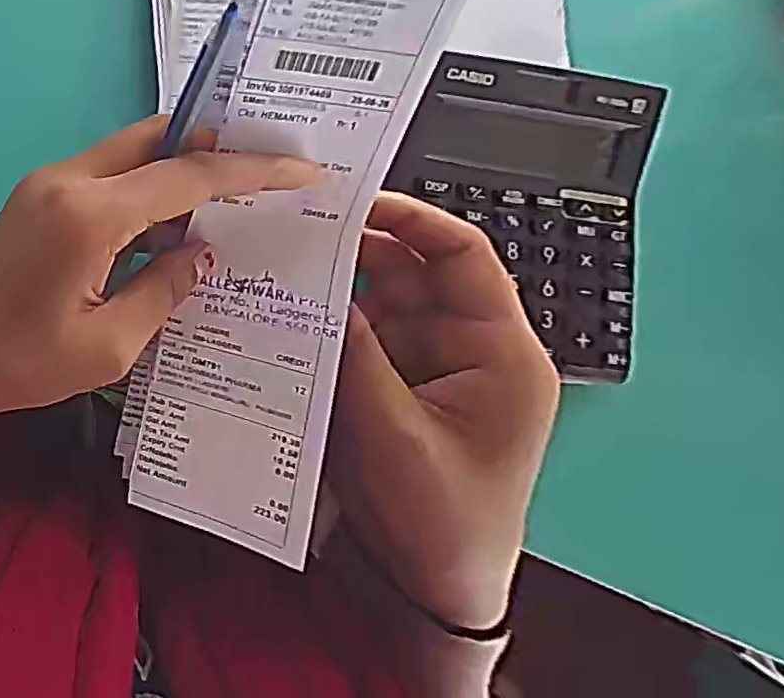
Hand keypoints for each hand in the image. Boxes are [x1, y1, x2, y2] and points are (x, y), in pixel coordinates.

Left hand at [0, 114, 320, 431]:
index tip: (301, 168)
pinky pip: (106, 177)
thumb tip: (202, 252)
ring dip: (176, 166)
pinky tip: (171, 220)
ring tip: (230, 192)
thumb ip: (166, 288)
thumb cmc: (20, 364)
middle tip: (266, 161)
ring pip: (129, 153)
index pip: (187, 174)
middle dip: (212, 145)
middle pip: (153, 139)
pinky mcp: (36, 197)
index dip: (251, 170)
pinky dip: (144, 188)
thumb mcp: (109, 343)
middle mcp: (67, 179)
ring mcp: (46, 183)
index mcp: (88, 214)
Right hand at [327, 192, 560, 631]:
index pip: (464, 258)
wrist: (426, 583)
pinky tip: (289, 310)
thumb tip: (322, 292)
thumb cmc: (442, 518)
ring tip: (286, 265)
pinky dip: (326, 318)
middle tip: (302, 229)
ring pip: (376, 298)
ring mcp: (421, 360)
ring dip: (336, 283)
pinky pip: (355, 330)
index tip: (361, 200)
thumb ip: (358, 358)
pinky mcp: (388, 378)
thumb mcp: (399, 436)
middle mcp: (461, 345)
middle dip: (360, 248)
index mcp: (498, 352)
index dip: (417, 220)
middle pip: (412, 271)